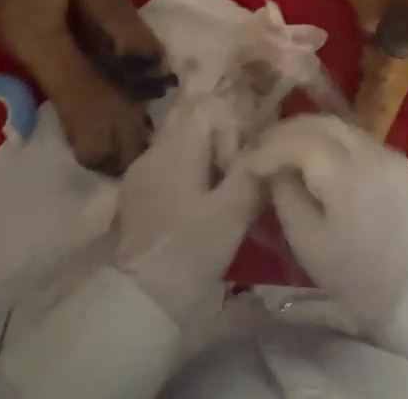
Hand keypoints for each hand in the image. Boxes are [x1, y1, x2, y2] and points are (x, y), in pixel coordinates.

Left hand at [114, 96, 259, 329]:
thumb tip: (269, 145)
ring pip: (182, 143)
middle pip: (192, 120)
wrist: (142, 301)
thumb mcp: (235, 210)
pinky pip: (171, 165)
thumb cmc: (192, 251)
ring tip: (224, 190)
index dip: (232, 124)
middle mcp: (153, 152)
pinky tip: (202, 204)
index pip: (208, 106)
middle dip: (222, 138)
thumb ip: (253, 169)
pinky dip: (192, 173)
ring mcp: (141, 174)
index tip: (241, 159)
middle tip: (239, 171)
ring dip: (208, 156)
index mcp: (174, 149)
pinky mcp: (138, 196)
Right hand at [245, 114, 407, 328]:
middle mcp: (372, 154)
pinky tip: (315, 157)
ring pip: (341, 126)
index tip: (248, 163)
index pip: (302, 142)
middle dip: (287, 131)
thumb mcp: (306, 240)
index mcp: (348, 177)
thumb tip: (272, 167)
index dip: (270, 148)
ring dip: (309, 132)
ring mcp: (389, 152)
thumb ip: (285, 195)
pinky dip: (331, 141)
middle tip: (261, 148)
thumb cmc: (353, 272)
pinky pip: (357, 138)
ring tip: (283, 149)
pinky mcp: (398, 159)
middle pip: (323, 123)